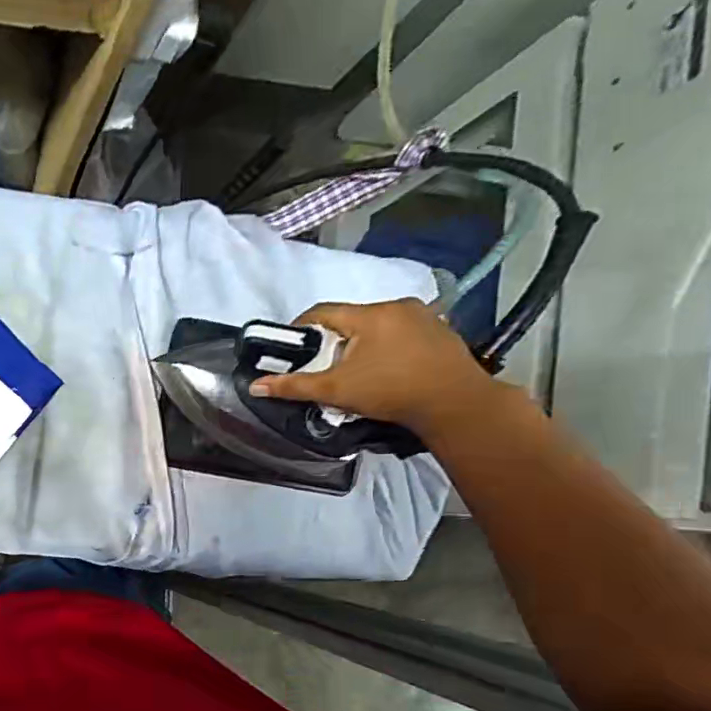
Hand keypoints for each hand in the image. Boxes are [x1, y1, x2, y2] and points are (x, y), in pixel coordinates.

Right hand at [246, 298, 508, 438]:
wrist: (455, 403)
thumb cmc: (390, 391)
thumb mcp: (335, 390)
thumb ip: (294, 386)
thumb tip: (255, 385)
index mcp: (369, 315)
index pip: (322, 311)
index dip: (301, 327)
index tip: (291, 346)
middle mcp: (397, 306)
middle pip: (351, 318)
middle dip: (334, 339)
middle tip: (325, 366)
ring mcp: (424, 316)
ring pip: (377, 325)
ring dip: (362, 343)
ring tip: (356, 370)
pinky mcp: (441, 331)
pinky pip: (402, 332)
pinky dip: (387, 346)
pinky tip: (387, 369)